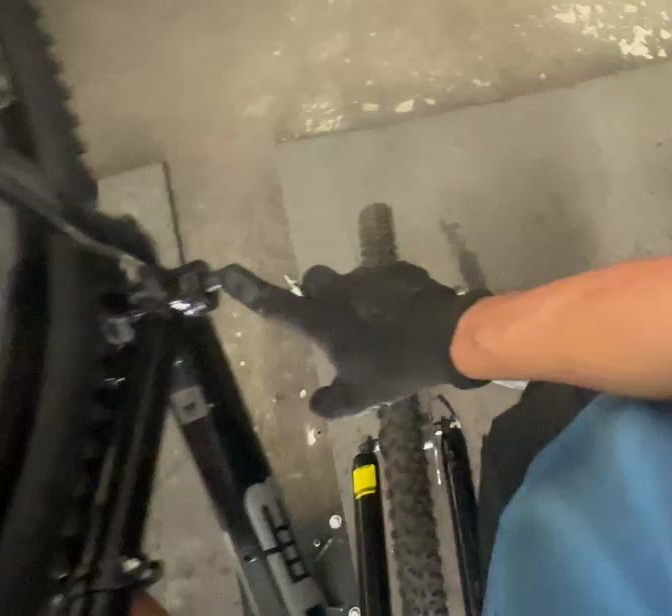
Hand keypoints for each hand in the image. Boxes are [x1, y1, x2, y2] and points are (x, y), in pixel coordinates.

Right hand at [216, 262, 488, 418]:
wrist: (447, 337)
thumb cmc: (395, 367)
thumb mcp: (360, 396)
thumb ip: (331, 401)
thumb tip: (317, 403)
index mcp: (322, 320)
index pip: (274, 304)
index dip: (248, 288)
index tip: (225, 269)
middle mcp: (341, 290)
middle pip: (314, 279)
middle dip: (317, 293)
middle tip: (334, 319)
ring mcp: (372, 275)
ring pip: (353, 279)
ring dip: (358, 297)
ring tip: (381, 326)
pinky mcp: (401, 270)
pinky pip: (386, 279)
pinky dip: (388, 294)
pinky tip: (405, 315)